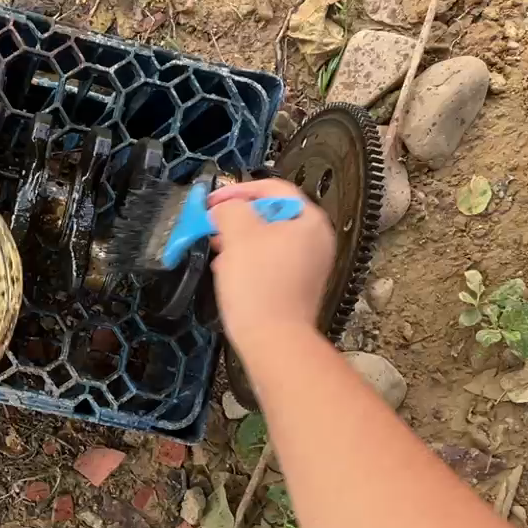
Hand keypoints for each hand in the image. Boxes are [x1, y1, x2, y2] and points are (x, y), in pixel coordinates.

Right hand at [206, 179, 335, 349]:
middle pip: (270, 214)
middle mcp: (315, 240)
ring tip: (216, 249)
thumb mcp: (239, 234)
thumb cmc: (258, 283)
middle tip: (211, 225)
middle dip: (236, 218)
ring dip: (238, 241)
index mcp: (309, 220)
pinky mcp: (295, 287)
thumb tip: (224, 208)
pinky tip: (228, 271)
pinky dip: (247, 261)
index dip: (237, 190)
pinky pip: (268, 263)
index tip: (211, 201)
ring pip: (267, 239)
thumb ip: (230, 209)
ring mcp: (308, 265)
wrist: (272, 339)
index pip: (273, 188)